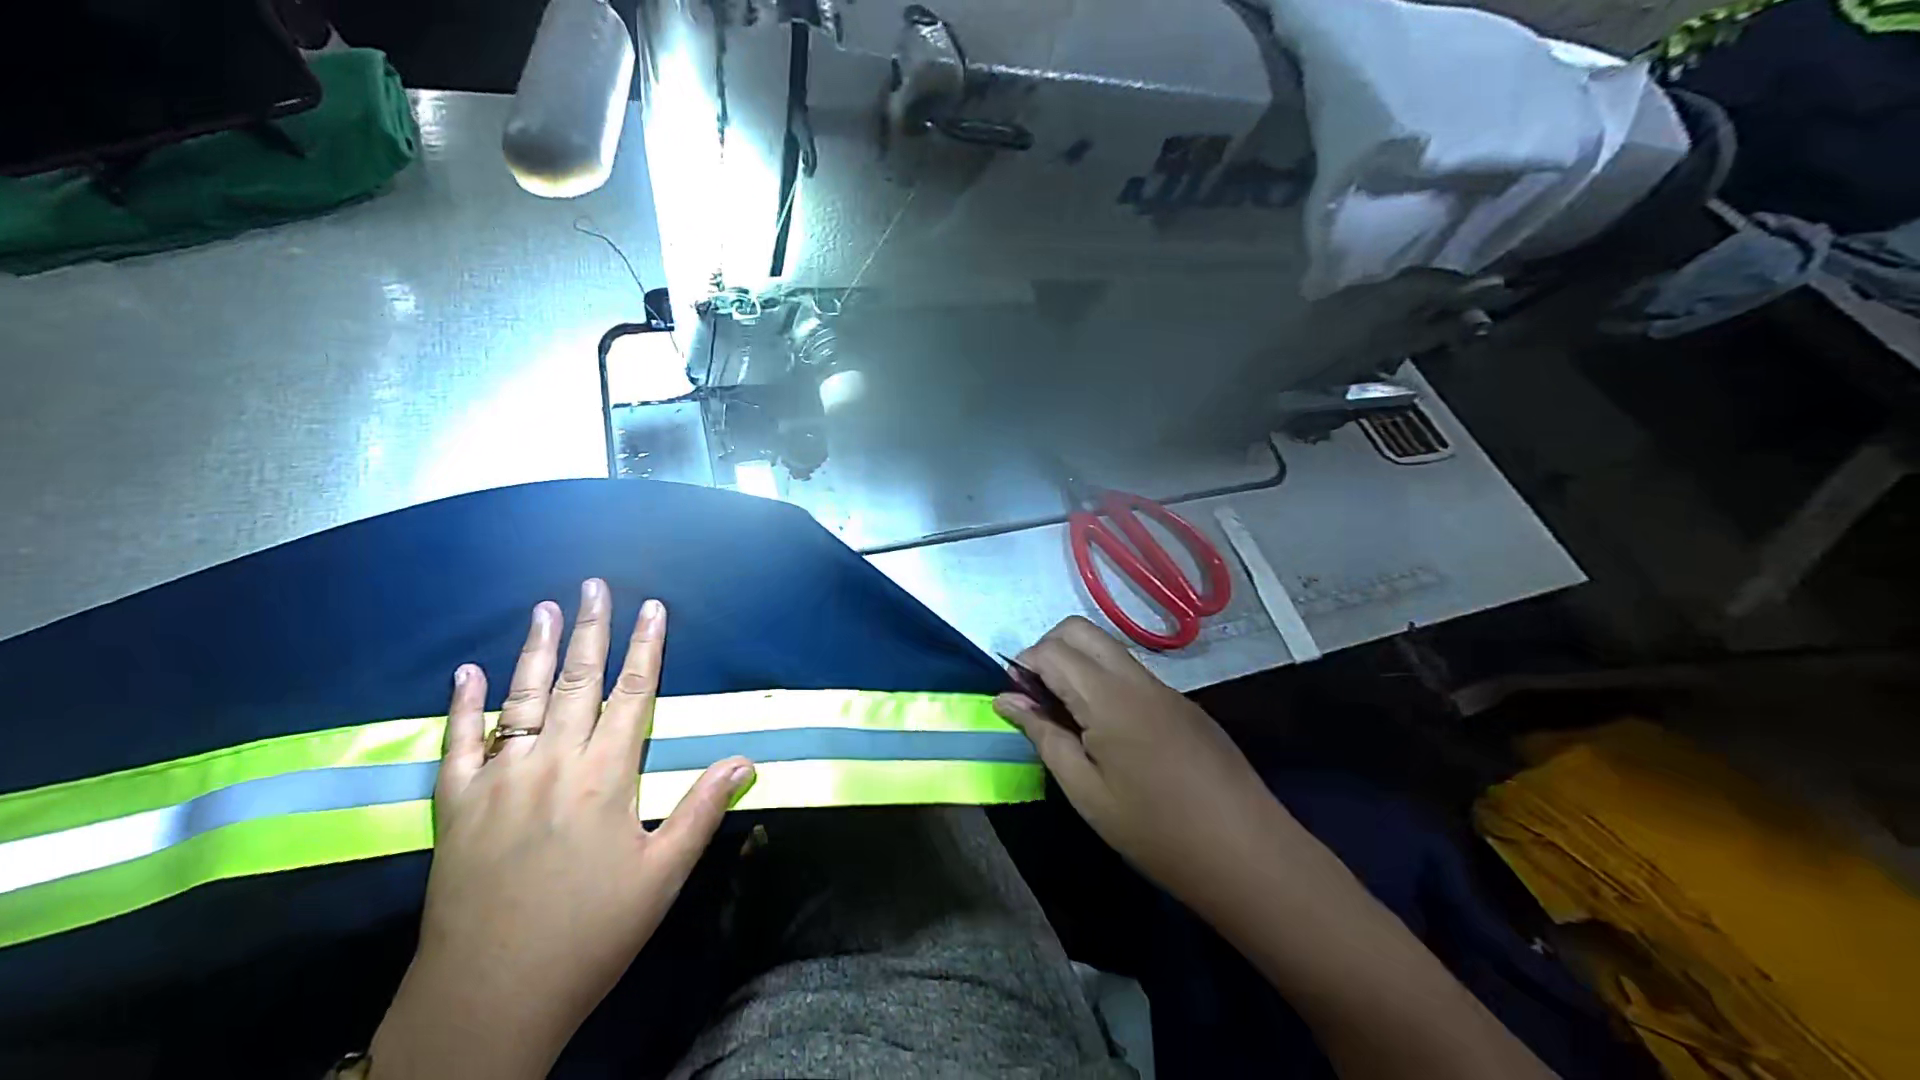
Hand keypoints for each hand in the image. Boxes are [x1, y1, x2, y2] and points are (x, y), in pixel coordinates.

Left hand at [370, 580, 754, 1079]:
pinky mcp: (455, 807)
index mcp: (605, 777)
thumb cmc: (591, 934)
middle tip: (595, 586)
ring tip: (545, 607)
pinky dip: (462, 704)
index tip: (652, 608)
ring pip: (521, 699)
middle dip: (592, 630)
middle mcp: (552, 764)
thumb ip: (702, 809)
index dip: (646, 648)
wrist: (489, 997)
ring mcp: (498, 781)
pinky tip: (466, 671)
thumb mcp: (662, 875)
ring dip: (536, 650)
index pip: (632, 695)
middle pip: (578, 683)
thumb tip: (745, 759)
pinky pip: (457, 743)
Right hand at [993, 617, 1290, 917]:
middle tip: (1039, 700)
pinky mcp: (1182, 704)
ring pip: (1107, 648)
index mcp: (1108, 696)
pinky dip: (1103, 682)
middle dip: (1047, 651)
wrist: (1247, 852)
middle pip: (1080, 631)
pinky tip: (1107, 732)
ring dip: (1076, 665)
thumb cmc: (1155, 829)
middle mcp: (1136, 678)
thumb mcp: (1085, 791)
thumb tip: (1007, 699)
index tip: (1015, 700)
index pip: (1052, 650)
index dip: (1023, 666)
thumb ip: (1044, 735)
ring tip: (1068, 719)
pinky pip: (1130, 673)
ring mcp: (1164, 688)